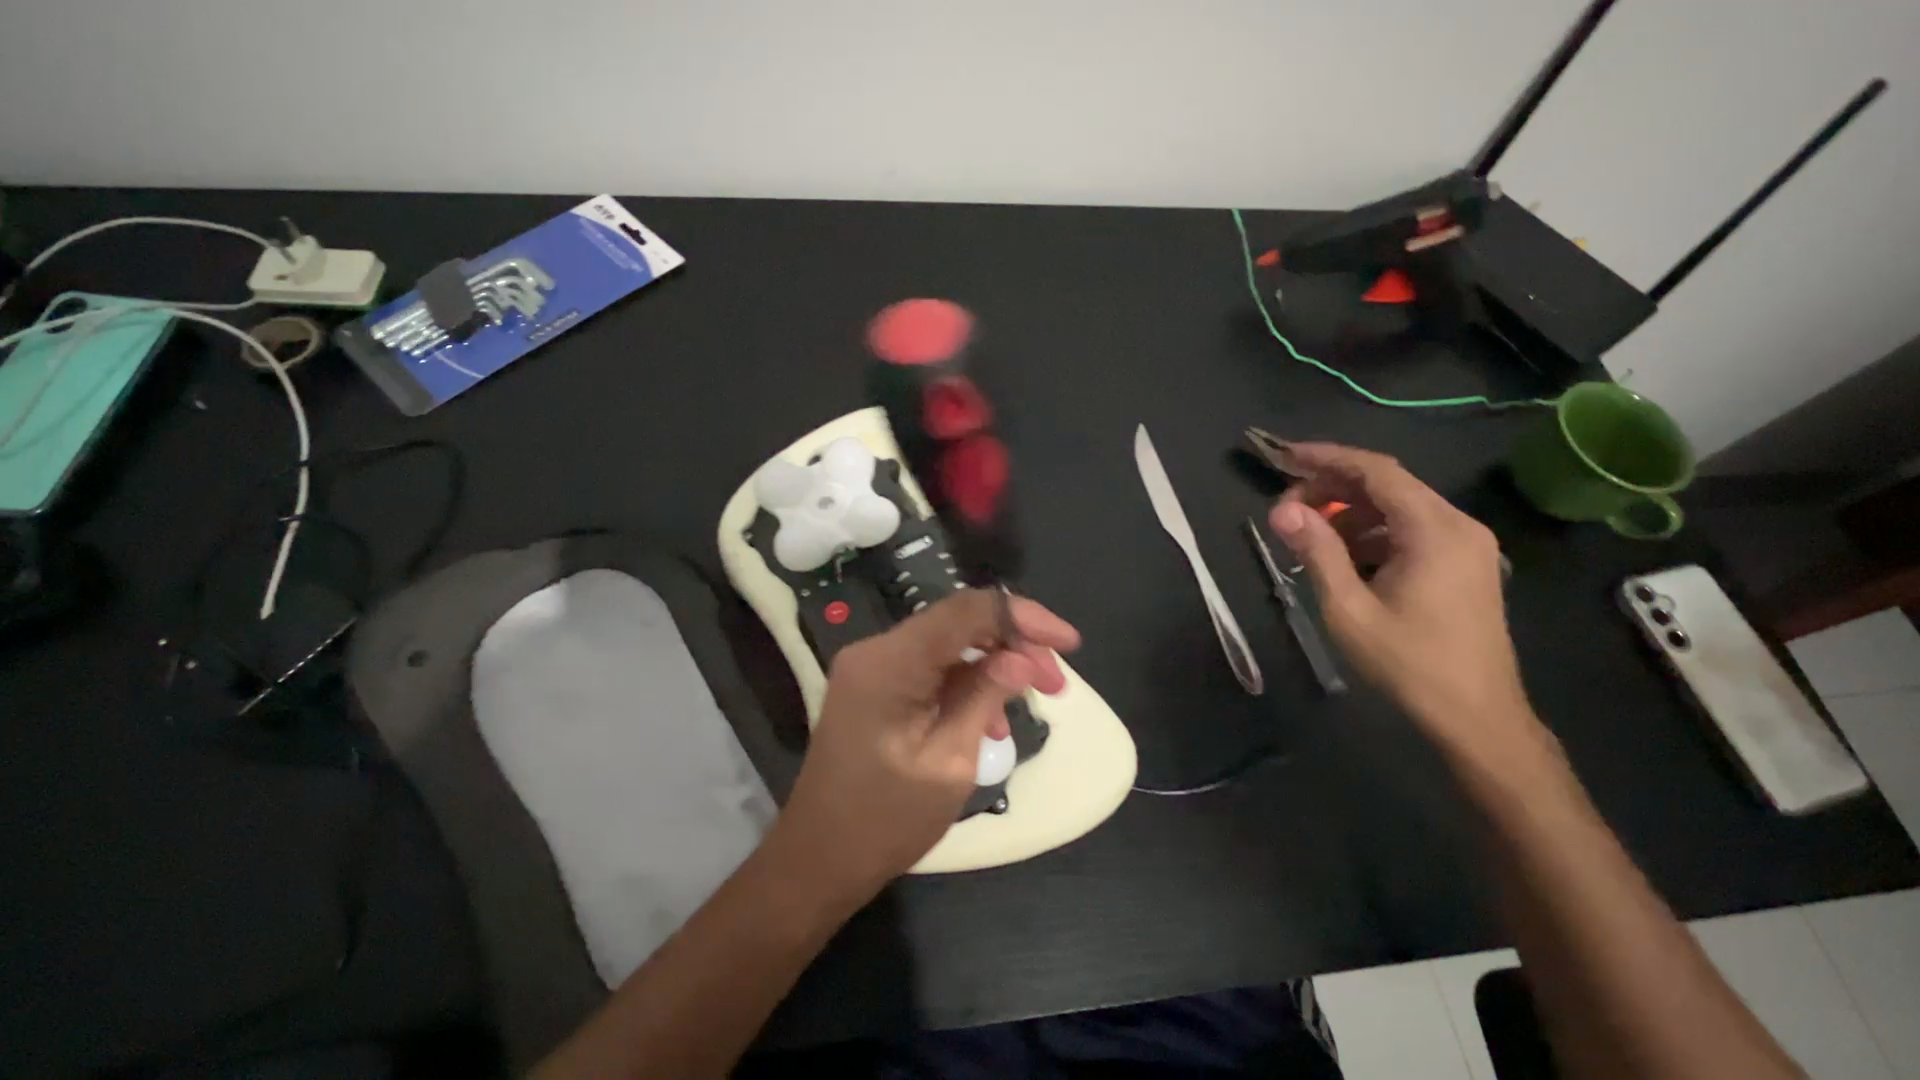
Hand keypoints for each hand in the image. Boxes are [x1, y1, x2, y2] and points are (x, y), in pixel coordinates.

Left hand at [775, 590, 1080, 893]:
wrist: (819, 859)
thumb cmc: (885, 821)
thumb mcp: (949, 762)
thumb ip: (984, 697)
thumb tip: (1022, 658)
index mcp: (889, 663)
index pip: (966, 611)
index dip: (1024, 617)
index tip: (1068, 644)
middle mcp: (875, 651)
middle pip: (958, 622)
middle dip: (1014, 644)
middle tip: (1055, 685)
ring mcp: (870, 669)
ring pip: (947, 644)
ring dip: (994, 664)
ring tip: (1030, 703)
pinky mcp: (873, 688)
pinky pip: (930, 668)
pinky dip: (966, 682)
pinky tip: (991, 720)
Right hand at [1267, 442, 1535, 753]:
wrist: (1477, 717)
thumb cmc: (1409, 664)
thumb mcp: (1349, 610)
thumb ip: (1317, 552)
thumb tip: (1283, 509)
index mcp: (1434, 529)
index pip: (1376, 470)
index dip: (1326, 458)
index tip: (1283, 457)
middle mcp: (1458, 525)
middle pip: (1388, 485)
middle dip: (1334, 487)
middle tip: (1287, 506)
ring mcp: (1467, 545)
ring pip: (1400, 508)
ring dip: (1351, 512)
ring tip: (1307, 534)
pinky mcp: (1466, 565)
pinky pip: (1413, 531)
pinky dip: (1374, 534)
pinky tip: (1343, 557)